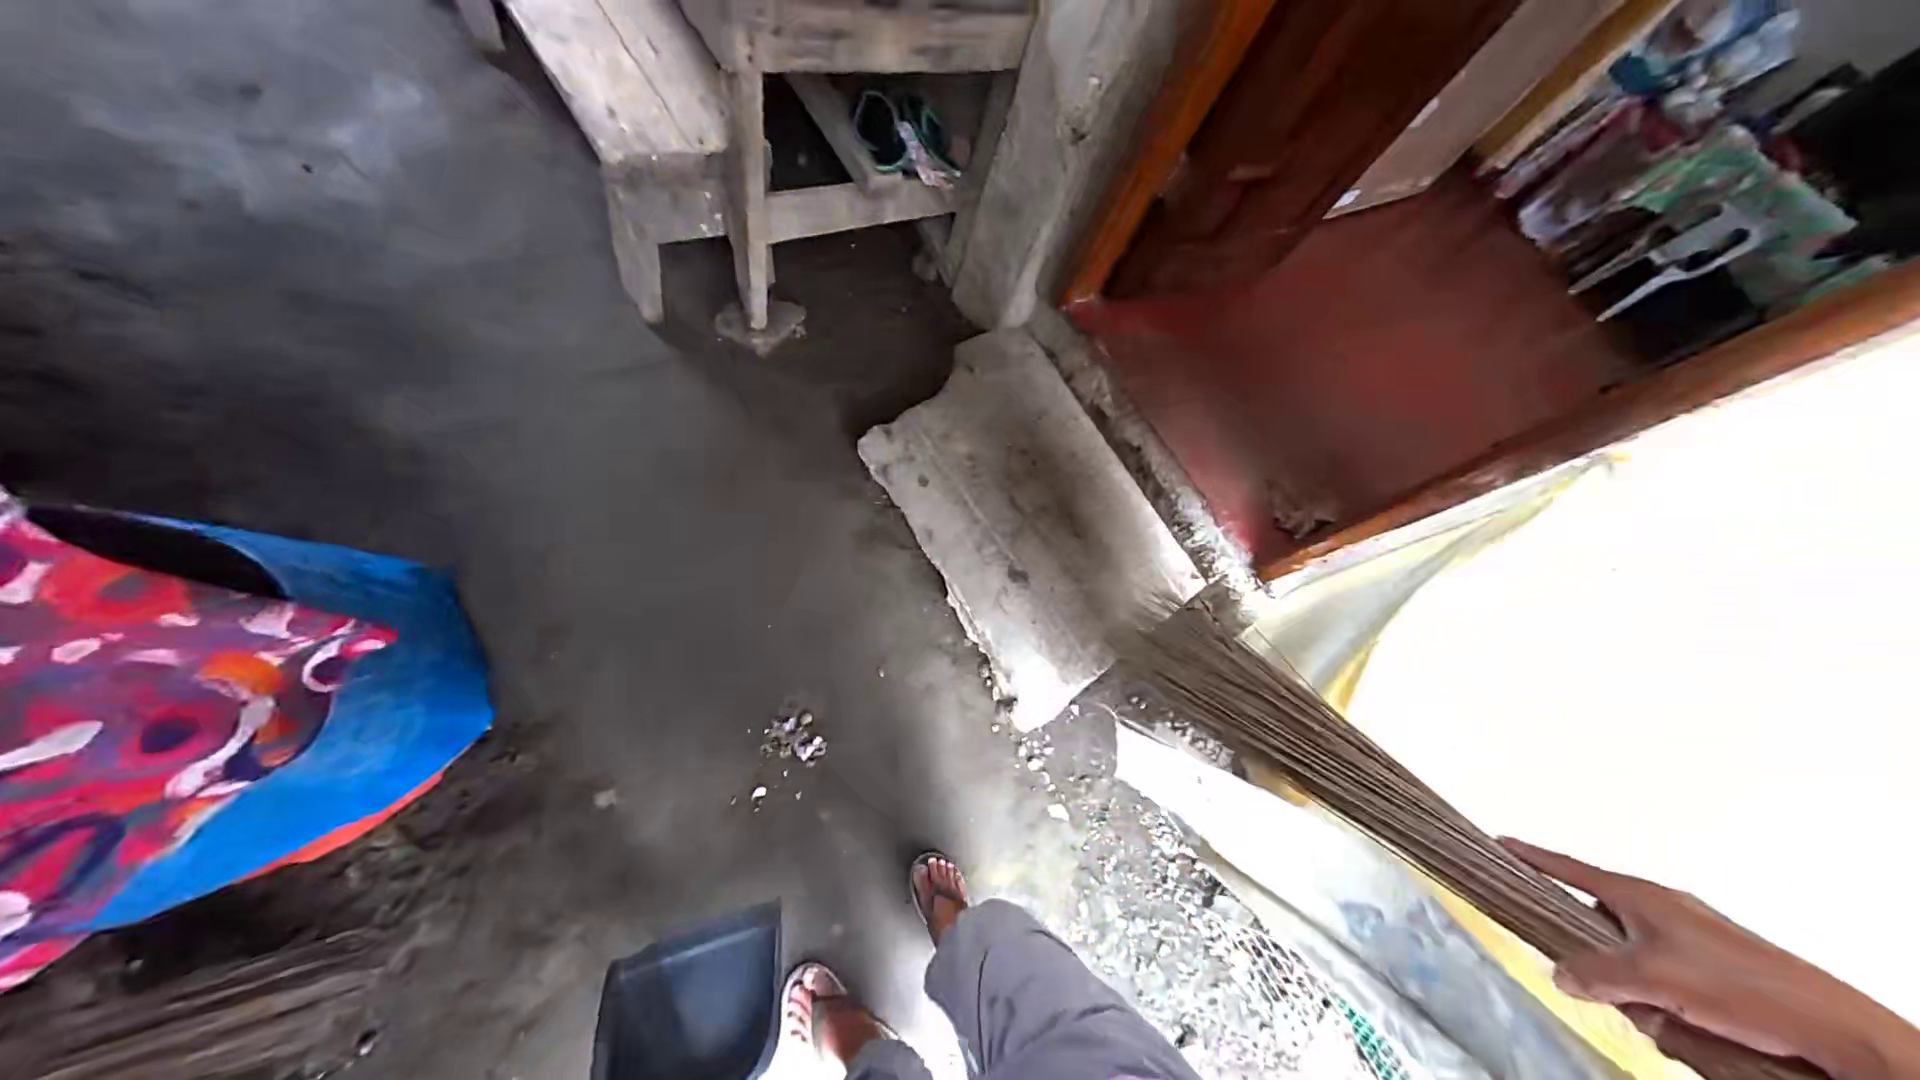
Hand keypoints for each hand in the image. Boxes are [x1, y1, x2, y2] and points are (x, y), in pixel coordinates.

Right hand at [1502, 838, 1919, 1079]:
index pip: (1568, 867)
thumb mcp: (1650, 978)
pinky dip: (1667, 1002)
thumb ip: (1592, 972)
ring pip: (1632, 958)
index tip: (1499, 843)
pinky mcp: (1717, 967)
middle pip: (1599, 922)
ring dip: (1638, 989)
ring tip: (1668, 1015)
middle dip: (1599, 958)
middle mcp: (1663, 907)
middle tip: (1614, 987)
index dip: (1531, 856)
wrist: (1840, 1033)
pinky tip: (1691, 1026)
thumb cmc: (1740, 987)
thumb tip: (1559, 974)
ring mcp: (1692, 936)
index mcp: (1640, 894)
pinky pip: (1665, 977)